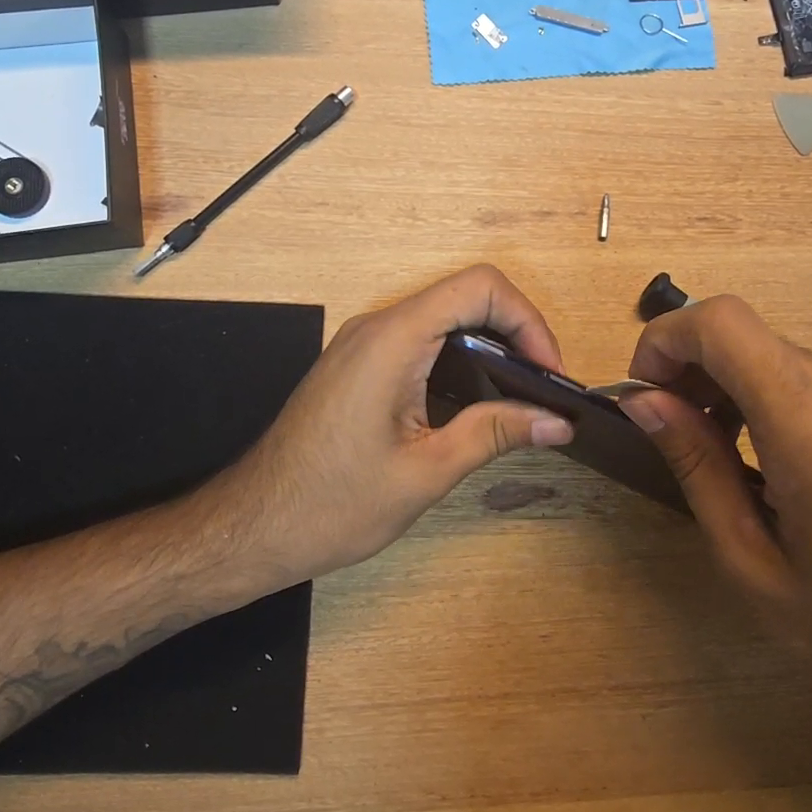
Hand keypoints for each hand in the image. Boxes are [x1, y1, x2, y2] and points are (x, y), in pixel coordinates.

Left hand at [203, 265, 574, 583]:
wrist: (255, 524)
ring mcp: (363, 344)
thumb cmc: (332, 504)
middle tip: (542, 390)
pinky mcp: (357, 365)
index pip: (480, 287)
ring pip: (443, 319)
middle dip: (515, 334)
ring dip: (488, 348)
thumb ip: (494, 434)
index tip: (548, 371)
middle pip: (464, 297)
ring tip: (518, 401)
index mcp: (393, 340)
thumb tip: (555, 421)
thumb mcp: (426, 471)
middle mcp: (376, 328)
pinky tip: (474, 407)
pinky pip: (419, 341)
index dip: (527, 319)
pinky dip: (458, 361)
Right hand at [617, 296, 811, 727]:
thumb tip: (644, 402)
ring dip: (722, 380)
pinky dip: (760, 392)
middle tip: (668, 428)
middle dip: (686, 365)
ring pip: (770, 350)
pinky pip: (803, 371)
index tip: (644, 390)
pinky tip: (760, 449)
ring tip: (712, 445)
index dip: (667, 338)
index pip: (727, 326)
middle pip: (743, 333)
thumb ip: (698, 470)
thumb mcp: (755, 566)